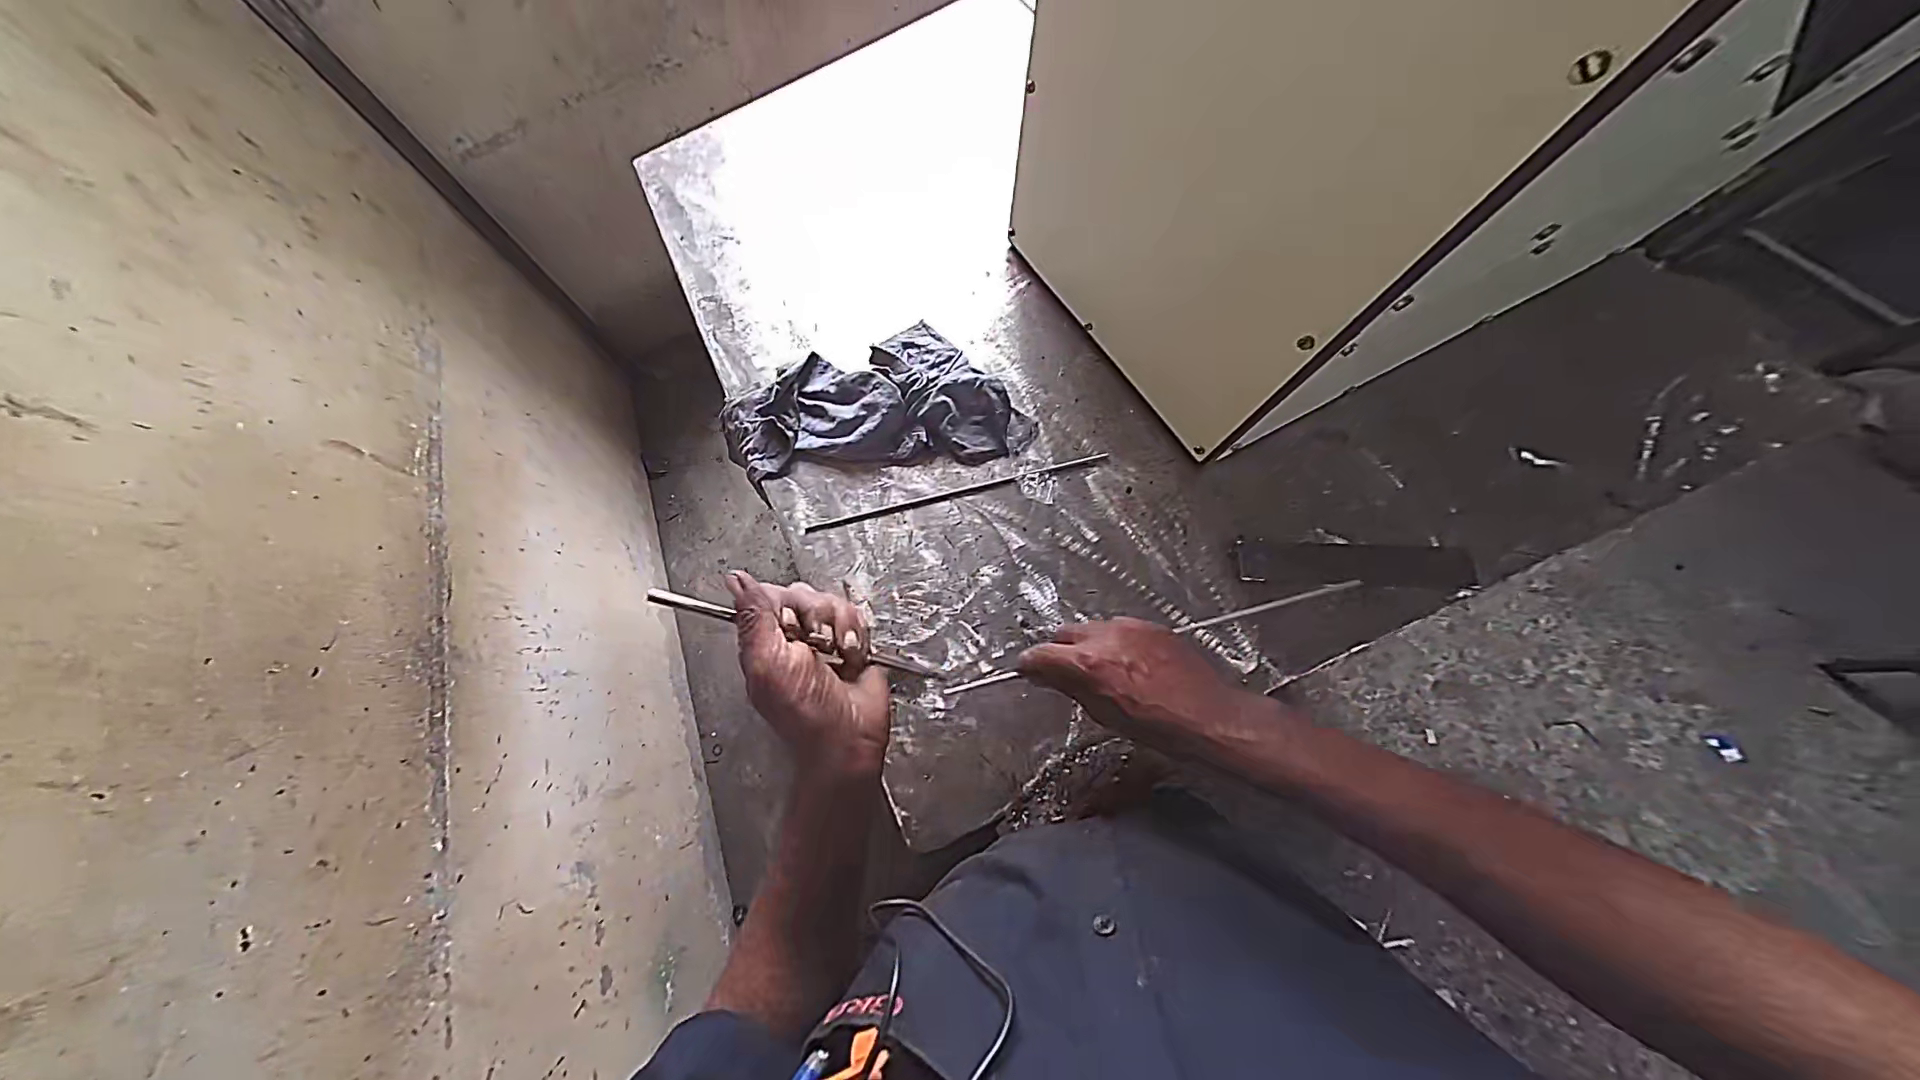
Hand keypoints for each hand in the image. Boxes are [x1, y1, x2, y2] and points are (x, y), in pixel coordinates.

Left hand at [726, 571, 889, 778]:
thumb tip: (736, 579)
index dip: (786, 605)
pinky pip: (858, 617)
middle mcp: (793, 636)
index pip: (771, 594)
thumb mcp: (767, 663)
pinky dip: (858, 636)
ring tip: (838, 655)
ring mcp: (825, 638)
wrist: (847, 738)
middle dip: (817, 615)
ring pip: (834, 602)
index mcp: (765, 639)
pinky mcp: (853, 643)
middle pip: (806, 593)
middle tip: (816, 646)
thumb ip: (752, 618)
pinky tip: (852, 658)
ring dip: (841, 628)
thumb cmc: (803, 713)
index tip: (792, 628)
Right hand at [1016, 618, 1270, 757]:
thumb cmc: (1159, 727)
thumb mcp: (1105, 714)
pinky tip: (1127, 663)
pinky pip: (1120, 629)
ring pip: (1092, 629)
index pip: (1041, 653)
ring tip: (1099, 668)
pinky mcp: (1151, 626)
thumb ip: (1071, 688)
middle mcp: (1106, 637)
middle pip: (1064, 634)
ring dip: (1087, 644)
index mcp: (1088, 663)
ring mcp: (1131, 627)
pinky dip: (1114, 642)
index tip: (1028, 670)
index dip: (1030, 664)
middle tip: (1062, 672)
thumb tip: (1045, 674)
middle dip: (1058, 651)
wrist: (1210, 717)